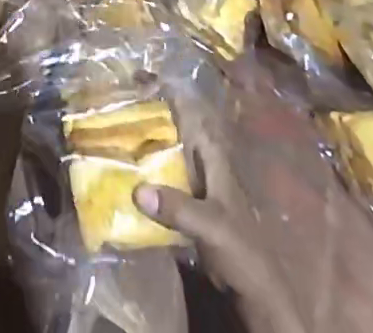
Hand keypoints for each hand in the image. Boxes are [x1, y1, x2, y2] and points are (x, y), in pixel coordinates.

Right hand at [134, 109, 303, 332]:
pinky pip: (163, 185)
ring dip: (147, 147)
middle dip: (153, 119)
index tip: (147, 78)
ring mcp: (198, 191)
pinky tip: (125, 177)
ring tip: (114, 133)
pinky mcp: (189, 213)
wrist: (258, 295)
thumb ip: (179, 208)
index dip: (175, 98)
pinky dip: (146, 178)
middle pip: (178, 136)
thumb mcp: (211, 227)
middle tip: (119, 105)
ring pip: (169, 159)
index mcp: (215, 163)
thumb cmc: (243, 252)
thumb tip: (138, 190)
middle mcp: (205, 170)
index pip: (195, 119)